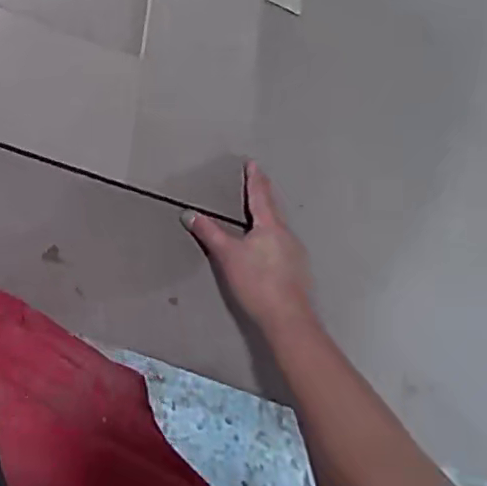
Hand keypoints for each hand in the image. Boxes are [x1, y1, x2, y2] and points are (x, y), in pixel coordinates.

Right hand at [184, 162, 317, 335]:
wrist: (288, 321)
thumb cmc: (257, 281)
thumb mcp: (226, 254)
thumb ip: (208, 231)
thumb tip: (189, 213)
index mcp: (271, 227)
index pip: (260, 197)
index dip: (255, 179)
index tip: (254, 164)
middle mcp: (287, 237)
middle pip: (273, 210)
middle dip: (263, 196)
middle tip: (256, 182)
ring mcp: (296, 255)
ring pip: (278, 228)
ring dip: (267, 217)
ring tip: (257, 212)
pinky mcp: (297, 272)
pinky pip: (281, 243)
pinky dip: (270, 236)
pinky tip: (264, 244)